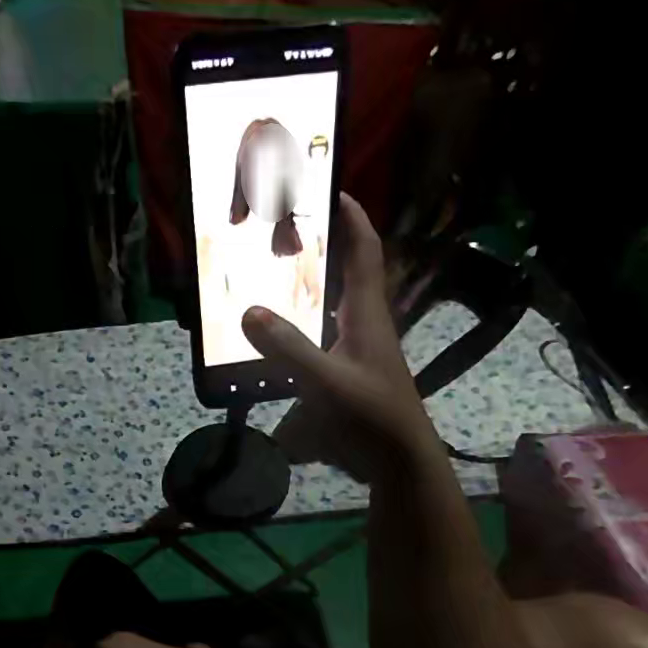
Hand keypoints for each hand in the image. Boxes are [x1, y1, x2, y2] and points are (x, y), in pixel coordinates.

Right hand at [241, 193, 437, 480]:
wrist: (398, 458)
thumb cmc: (372, 414)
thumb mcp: (328, 380)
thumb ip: (289, 348)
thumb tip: (249, 312)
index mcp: (367, 314)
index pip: (365, 252)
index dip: (353, 219)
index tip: (334, 189)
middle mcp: (364, 323)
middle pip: (349, 272)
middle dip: (326, 246)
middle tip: (288, 231)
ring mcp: (358, 349)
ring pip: (335, 303)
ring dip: (312, 284)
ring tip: (275, 273)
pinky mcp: (349, 371)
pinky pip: (323, 334)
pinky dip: (303, 323)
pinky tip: (278, 333)